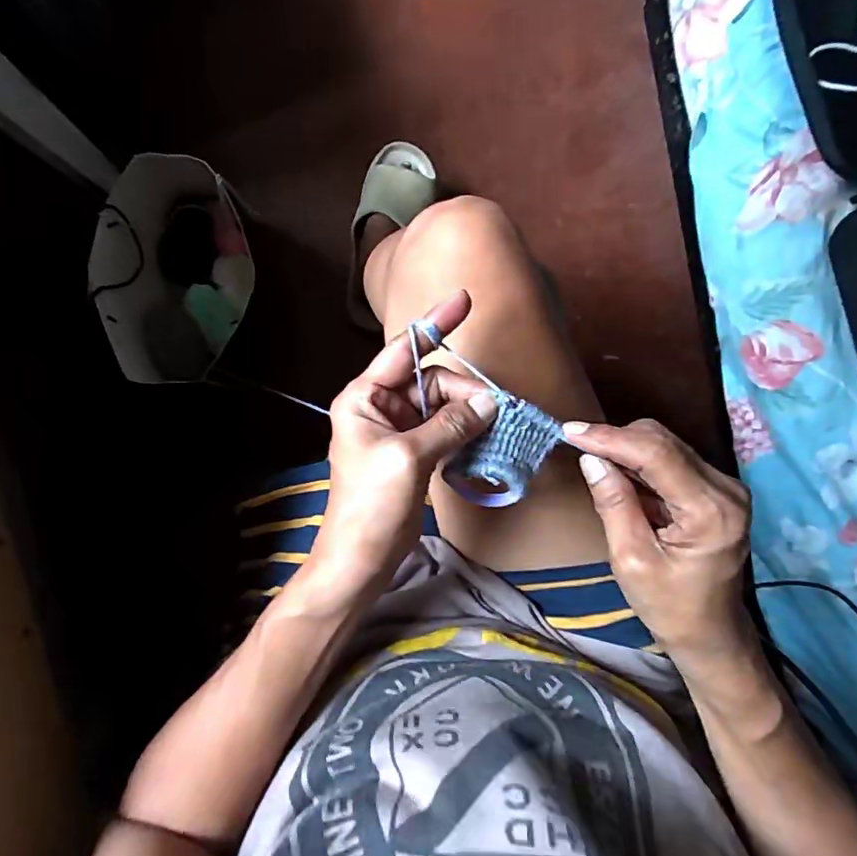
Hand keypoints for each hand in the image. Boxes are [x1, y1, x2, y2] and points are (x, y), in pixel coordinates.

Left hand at [306, 290, 498, 604]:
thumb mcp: (409, 458)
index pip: (402, 350)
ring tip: (496, 425)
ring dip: (469, 412)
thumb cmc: (370, 504)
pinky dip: (465, 432)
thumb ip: (450, 424)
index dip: (434, 324)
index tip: (464, 298)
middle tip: (495, 410)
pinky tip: (484, 441)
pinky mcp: (413, 453)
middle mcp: (379, 407)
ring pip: (442, 406)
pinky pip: (445, 430)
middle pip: (431, 380)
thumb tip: (489, 401)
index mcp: (363, 398)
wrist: (361, 557)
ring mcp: (397, 431)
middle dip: (463, 390)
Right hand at [561, 419, 753, 663]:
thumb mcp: (630, 559)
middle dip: (616, 440)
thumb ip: (613, 504)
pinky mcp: (716, 490)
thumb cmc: (668, 605)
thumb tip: (590, 459)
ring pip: (665, 444)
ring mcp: (725, 488)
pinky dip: (639, 461)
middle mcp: (726, 489)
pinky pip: (671, 459)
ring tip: (594, 463)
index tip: (569, 431)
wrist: (710, 632)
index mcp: (709, 511)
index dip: (609, 437)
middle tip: (576, 448)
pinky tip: (618, 475)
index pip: (656, 454)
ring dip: (625, 449)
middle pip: (662, 441)